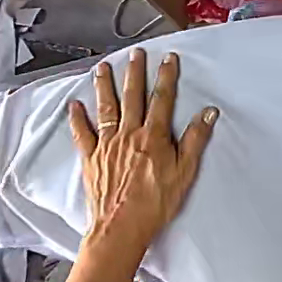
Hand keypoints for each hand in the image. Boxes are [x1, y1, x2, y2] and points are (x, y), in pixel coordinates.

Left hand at [68, 48, 216, 268]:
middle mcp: (128, 135)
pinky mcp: (91, 159)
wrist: (120, 228)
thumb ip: (195, 139)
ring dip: (105, 86)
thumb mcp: (186, 171)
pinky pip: (82, 134)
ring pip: (106, 109)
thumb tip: (208, 112)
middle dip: (135, 73)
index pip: (162, 99)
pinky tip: (74, 105)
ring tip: (103, 67)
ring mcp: (107, 145)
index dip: (166, 77)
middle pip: (132, 97)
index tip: (168, 58)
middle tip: (136, 54)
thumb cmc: (157, 201)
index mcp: (153, 136)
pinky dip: (77, 119)